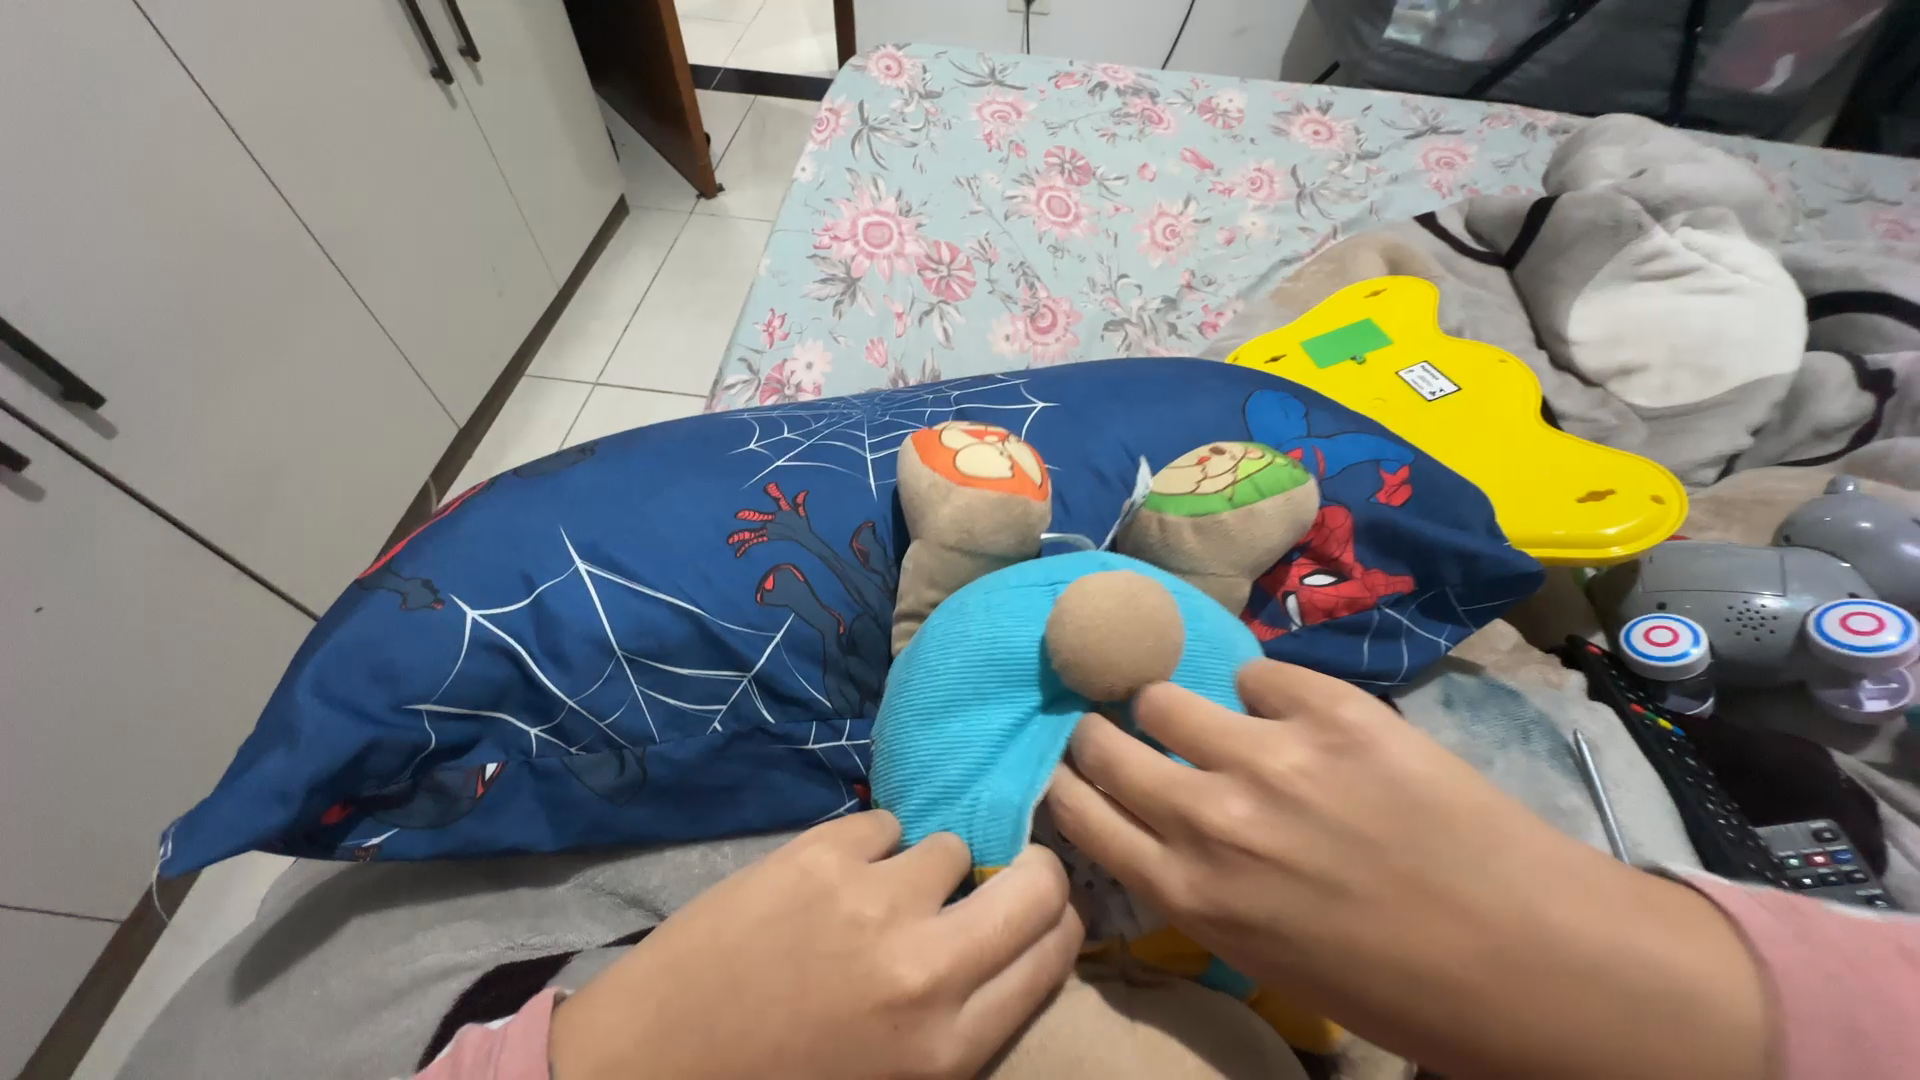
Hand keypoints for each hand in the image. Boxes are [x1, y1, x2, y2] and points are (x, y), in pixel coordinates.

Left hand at [550, 811, 1081, 1079]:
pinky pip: (886, 824)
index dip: (1058, 921)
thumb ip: (962, 1019)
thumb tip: (1008, 943)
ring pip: (950, 845)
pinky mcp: (819, 854)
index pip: (1055, 952)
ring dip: (928, 867)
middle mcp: (925, 966)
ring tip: (881, 894)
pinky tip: (831, 878)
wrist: (651, 1068)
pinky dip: (870, 848)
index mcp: (948, 1045)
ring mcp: (872, 899)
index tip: (1040, 911)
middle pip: (1037, 882)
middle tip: (995, 880)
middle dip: (1031, 872)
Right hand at [1047, 660, 1766, 1079]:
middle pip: (1103, 741)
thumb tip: (1152, 812)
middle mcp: (1210, 819)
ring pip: (1166, 695)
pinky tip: (1294, 716)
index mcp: (1189, 891)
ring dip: (1178, 707)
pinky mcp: (1335, 713)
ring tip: (1212, 718)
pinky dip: (1265, 693)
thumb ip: (1192, 880)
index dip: (1066, 777)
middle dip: (1100, 731)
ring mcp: (1271, 758)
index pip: (1078, 809)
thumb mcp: (1261, 952)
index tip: (1071, 761)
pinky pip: (1258, 673)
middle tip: (1118, 725)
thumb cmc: (1392, 984)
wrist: (1537, 962)